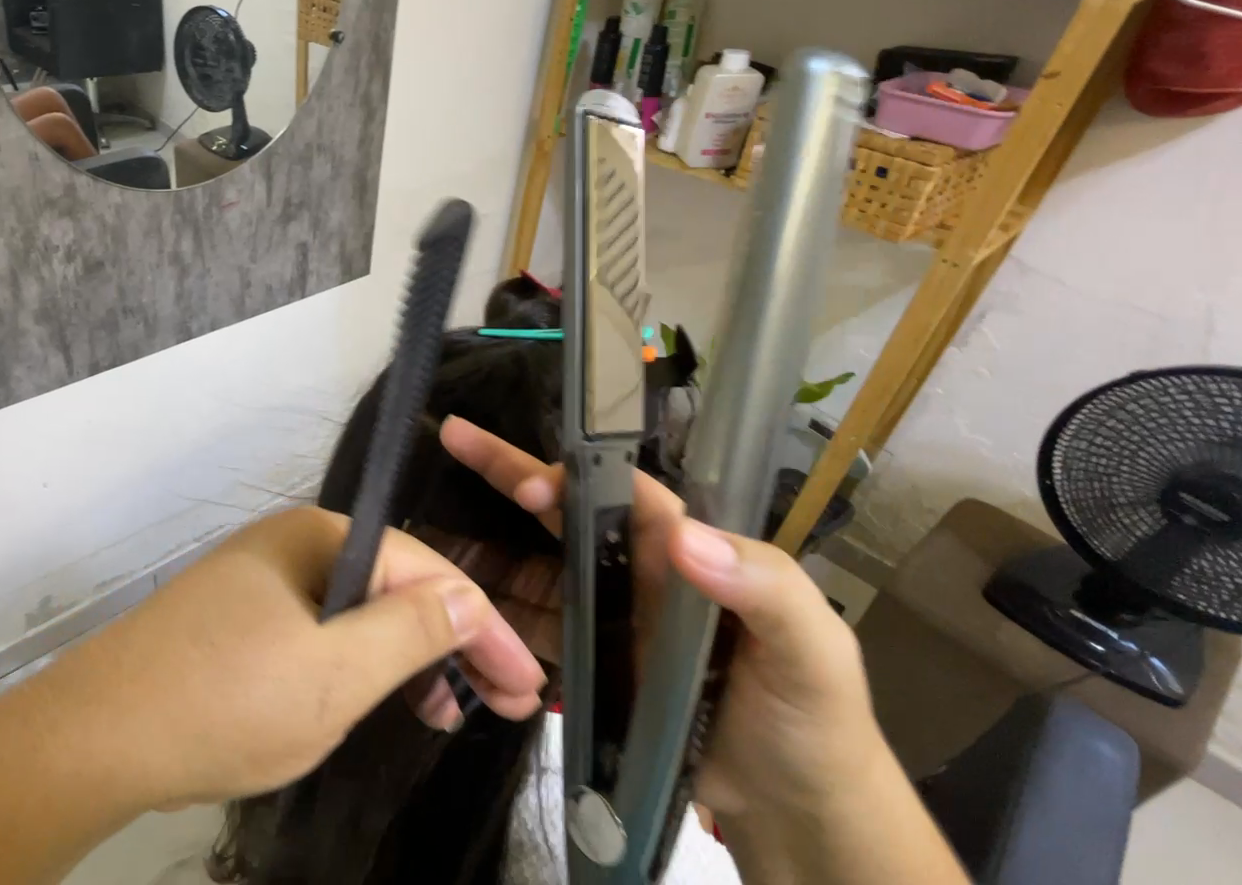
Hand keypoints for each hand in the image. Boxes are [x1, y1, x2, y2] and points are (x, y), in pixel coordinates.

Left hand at [33, 506, 547, 809]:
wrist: (96, 737)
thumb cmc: (224, 702)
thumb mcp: (335, 674)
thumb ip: (408, 630)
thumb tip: (464, 598)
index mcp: (316, 538)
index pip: (425, 571)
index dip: (482, 629)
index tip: (527, 687)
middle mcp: (289, 546)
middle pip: (393, 586)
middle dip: (450, 644)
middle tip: (499, 704)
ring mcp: (260, 583)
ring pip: (356, 613)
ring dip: (407, 659)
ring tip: (443, 712)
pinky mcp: (238, 621)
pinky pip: (318, 633)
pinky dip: (357, 666)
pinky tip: (376, 700)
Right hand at [437, 417, 883, 824]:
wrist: (791, 805)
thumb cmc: (812, 716)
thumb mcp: (812, 648)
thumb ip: (764, 588)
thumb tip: (685, 538)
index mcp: (685, 552)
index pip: (619, 496)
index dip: (570, 478)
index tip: (524, 481)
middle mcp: (638, 573)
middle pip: (563, 516)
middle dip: (508, 477)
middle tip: (455, 439)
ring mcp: (608, 620)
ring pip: (535, 571)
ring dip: (486, 550)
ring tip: (432, 534)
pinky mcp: (589, 665)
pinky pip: (533, 630)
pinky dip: (494, 617)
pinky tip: (457, 606)